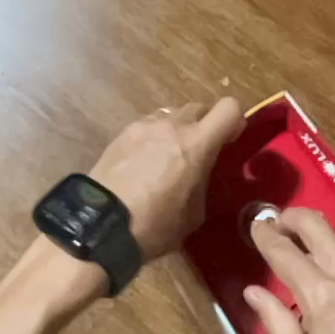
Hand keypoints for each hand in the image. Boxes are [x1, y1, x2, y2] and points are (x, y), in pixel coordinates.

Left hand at [88, 98, 243, 259]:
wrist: (100, 224)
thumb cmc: (154, 225)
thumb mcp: (193, 214)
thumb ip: (203, 182)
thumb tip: (200, 173)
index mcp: (196, 143)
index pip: (229, 108)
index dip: (234, 120)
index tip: (230, 139)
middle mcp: (172, 124)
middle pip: (199, 108)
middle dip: (205, 125)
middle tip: (199, 152)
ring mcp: (145, 125)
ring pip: (172, 114)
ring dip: (178, 130)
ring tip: (168, 158)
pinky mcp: (123, 132)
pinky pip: (149, 125)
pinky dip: (154, 137)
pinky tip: (145, 163)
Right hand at [246, 209, 334, 333]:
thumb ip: (277, 325)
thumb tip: (254, 292)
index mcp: (321, 296)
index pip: (284, 252)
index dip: (265, 235)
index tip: (255, 226)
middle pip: (314, 225)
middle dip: (290, 218)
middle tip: (277, 225)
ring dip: (321, 231)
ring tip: (309, 244)